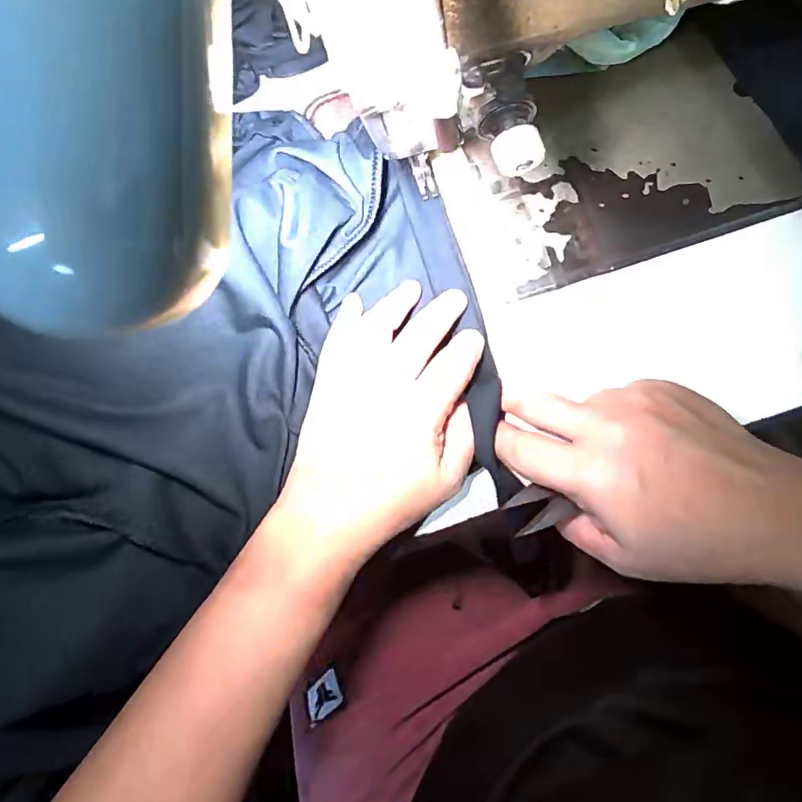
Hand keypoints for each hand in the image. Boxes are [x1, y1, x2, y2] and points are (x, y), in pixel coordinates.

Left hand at [269, 282, 485, 569]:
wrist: (326, 512)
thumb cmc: (392, 501)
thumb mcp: (447, 480)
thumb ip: (466, 435)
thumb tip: (470, 397)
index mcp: (421, 411)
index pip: (452, 364)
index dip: (468, 347)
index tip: (475, 337)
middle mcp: (387, 386)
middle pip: (419, 336)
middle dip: (441, 313)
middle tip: (455, 298)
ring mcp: (353, 380)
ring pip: (377, 329)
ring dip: (395, 304)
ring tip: (411, 288)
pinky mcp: (328, 382)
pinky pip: (338, 341)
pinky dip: (347, 319)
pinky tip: (356, 303)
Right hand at [496, 381, 801, 583]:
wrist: (766, 507)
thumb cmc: (693, 543)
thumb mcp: (623, 556)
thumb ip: (572, 524)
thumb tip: (550, 496)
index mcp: (589, 471)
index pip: (516, 443)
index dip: (498, 445)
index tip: (501, 451)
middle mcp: (602, 422)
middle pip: (531, 399)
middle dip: (514, 411)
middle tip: (521, 427)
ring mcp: (633, 396)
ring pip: (581, 401)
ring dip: (581, 423)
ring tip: (620, 452)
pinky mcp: (659, 384)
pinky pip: (621, 396)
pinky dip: (622, 416)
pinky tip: (655, 440)